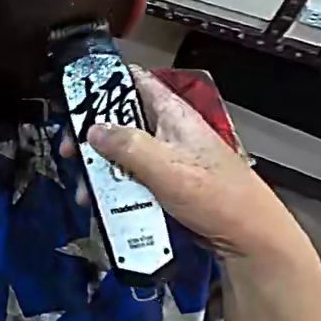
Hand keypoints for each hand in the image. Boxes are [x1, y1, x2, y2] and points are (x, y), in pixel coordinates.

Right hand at [88, 66, 312, 266]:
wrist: (250, 240)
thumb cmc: (216, 196)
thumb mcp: (166, 167)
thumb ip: (127, 145)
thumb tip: (92, 130)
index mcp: (172, 114)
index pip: (134, 81)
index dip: (105, 81)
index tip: (76, 95)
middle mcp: (167, 130)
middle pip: (121, 120)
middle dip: (92, 135)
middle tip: (71, 151)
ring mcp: (167, 158)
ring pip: (122, 153)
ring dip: (100, 168)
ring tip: (84, 188)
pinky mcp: (166, 184)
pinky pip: (131, 179)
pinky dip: (114, 188)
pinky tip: (101, 204)